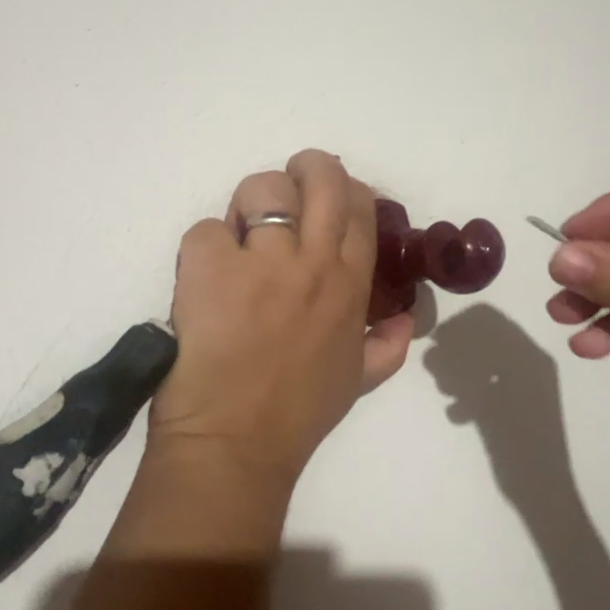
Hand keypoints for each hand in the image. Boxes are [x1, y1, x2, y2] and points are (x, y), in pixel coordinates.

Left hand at [150, 150, 413, 483]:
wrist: (234, 442)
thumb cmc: (298, 414)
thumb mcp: (358, 380)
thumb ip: (388, 345)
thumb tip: (406, 319)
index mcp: (351, 285)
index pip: (360, 206)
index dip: (345, 189)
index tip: (329, 199)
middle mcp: (313, 261)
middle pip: (321, 178)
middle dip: (306, 168)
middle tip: (289, 185)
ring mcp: (262, 261)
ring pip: (262, 189)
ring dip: (250, 205)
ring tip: (240, 234)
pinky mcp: (210, 267)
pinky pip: (207, 228)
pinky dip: (205, 247)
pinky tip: (204, 277)